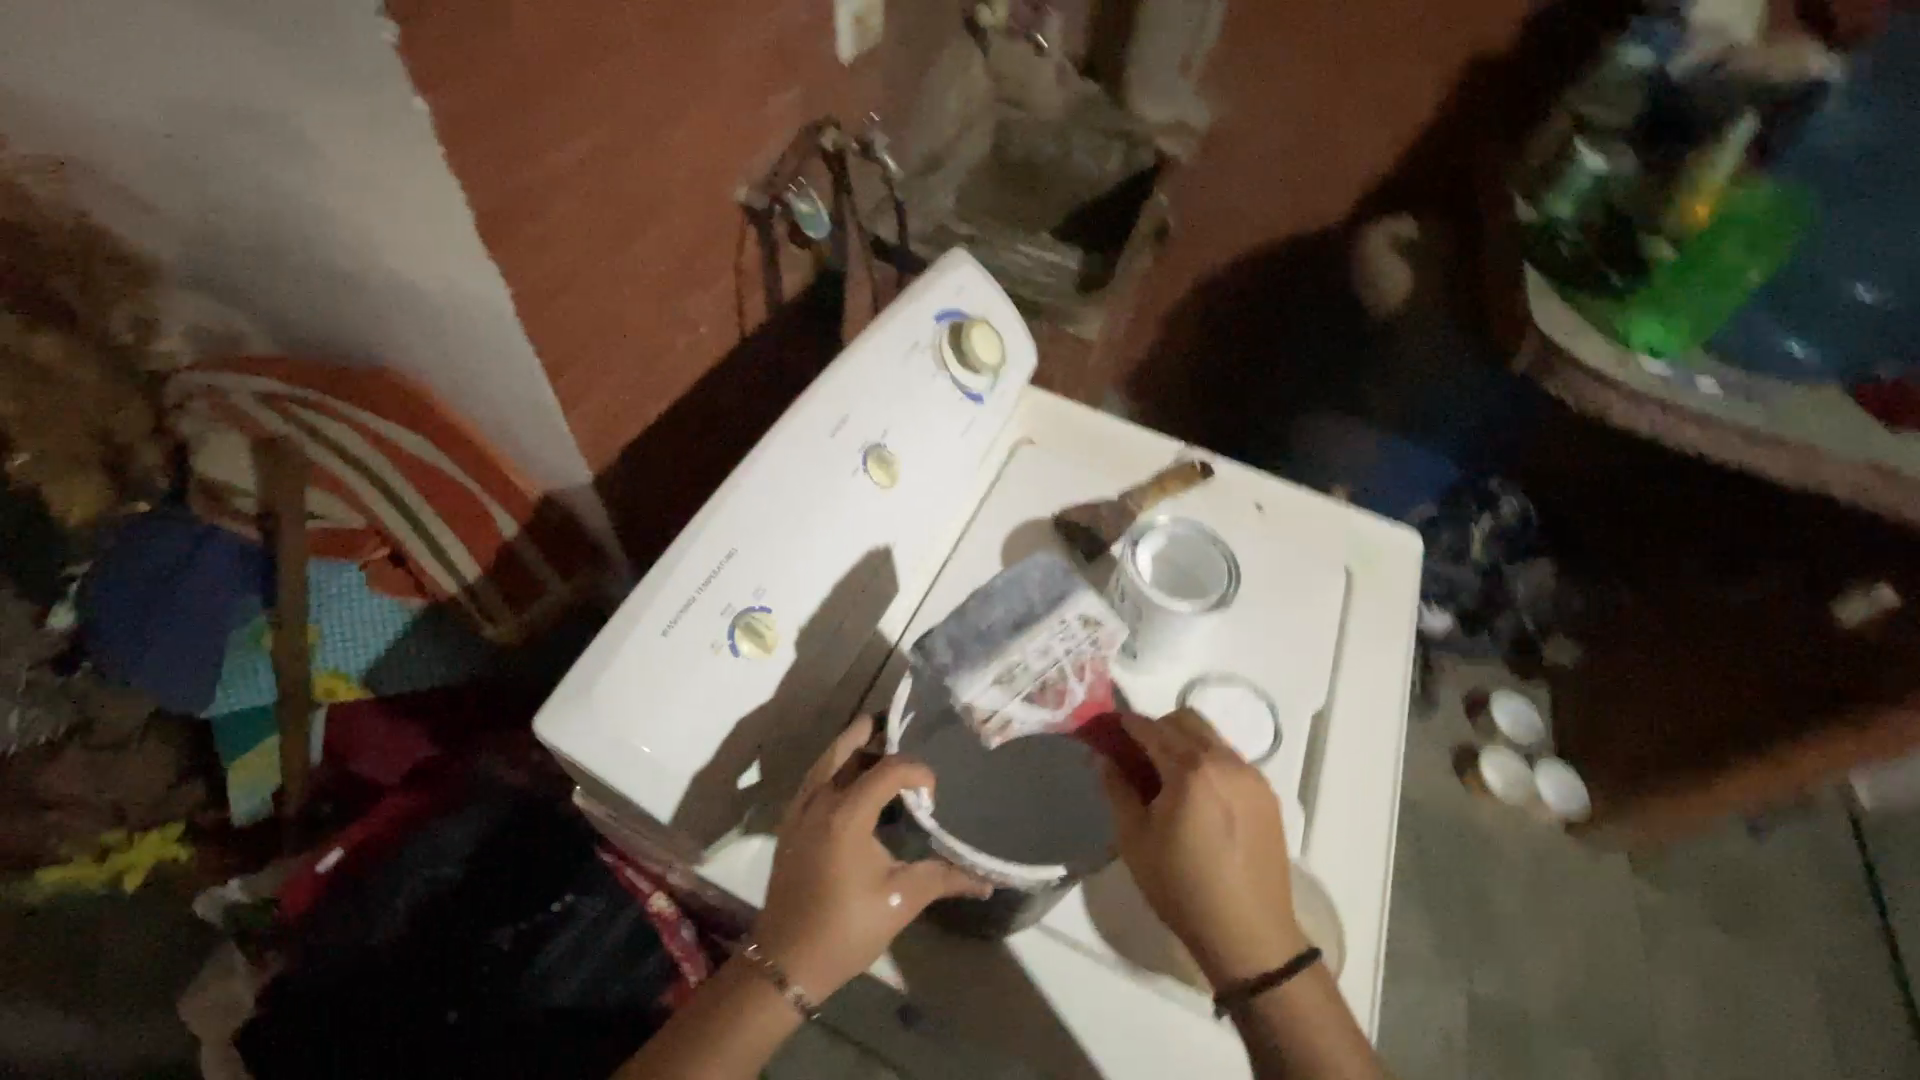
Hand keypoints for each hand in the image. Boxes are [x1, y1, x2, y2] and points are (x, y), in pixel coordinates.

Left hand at [753, 715, 990, 998]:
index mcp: (847, 815)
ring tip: (869, 739)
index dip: (916, 772)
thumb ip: (944, 878)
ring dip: (846, 748)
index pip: (888, 770)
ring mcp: (798, 814)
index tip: (933, 795)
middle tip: (892, 725)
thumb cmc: (846, 928)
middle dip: (868, 735)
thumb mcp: (901, 900)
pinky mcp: (788, 828)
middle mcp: (820, 802)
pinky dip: (829, 768)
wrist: (786, 960)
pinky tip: (843, 779)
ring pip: (822, 764)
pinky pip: (810, 782)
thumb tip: (988, 879)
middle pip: (843, 751)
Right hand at [1097, 709, 1308, 987]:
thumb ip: (1118, 789)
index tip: (1105, 729)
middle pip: (1185, 721)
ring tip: (1166, 777)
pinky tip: (1197, 796)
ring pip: (1211, 738)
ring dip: (1184, 742)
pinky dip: (1208, 761)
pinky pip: (1231, 760)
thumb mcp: (1134, 839)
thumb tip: (1105, 758)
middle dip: (1156, 727)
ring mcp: (1252, 776)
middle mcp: (1225, 761)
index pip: (1151, 728)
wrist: (1248, 934)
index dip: (1124, 724)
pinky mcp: (1267, 795)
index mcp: (1190, 769)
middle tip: (1135, 755)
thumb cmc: (1181, 887)